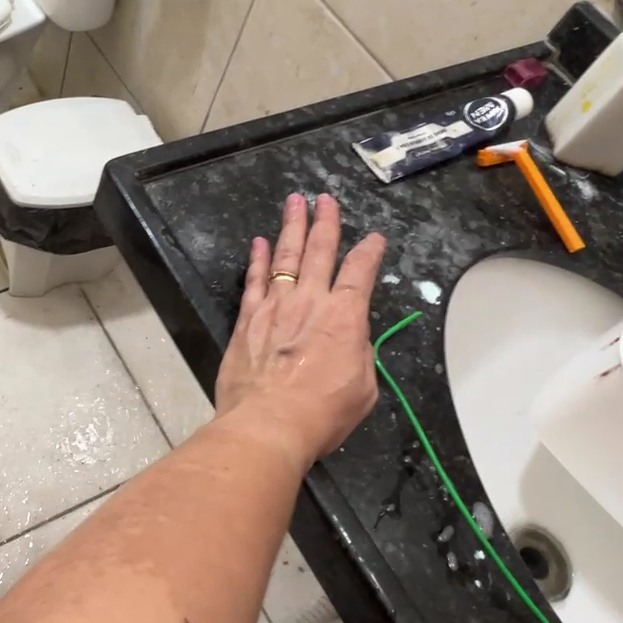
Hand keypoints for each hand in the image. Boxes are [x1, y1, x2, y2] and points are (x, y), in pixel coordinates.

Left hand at [214, 193, 386, 464]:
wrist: (269, 424)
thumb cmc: (322, 413)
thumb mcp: (363, 388)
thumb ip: (358, 354)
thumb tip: (350, 340)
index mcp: (345, 317)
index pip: (360, 273)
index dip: (369, 252)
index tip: (375, 238)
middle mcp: (310, 302)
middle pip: (319, 251)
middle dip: (325, 222)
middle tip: (324, 199)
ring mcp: (275, 307)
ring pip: (285, 257)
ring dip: (292, 228)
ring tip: (295, 203)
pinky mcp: (247, 319)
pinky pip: (253, 281)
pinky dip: (257, 259)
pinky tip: (258, 242)